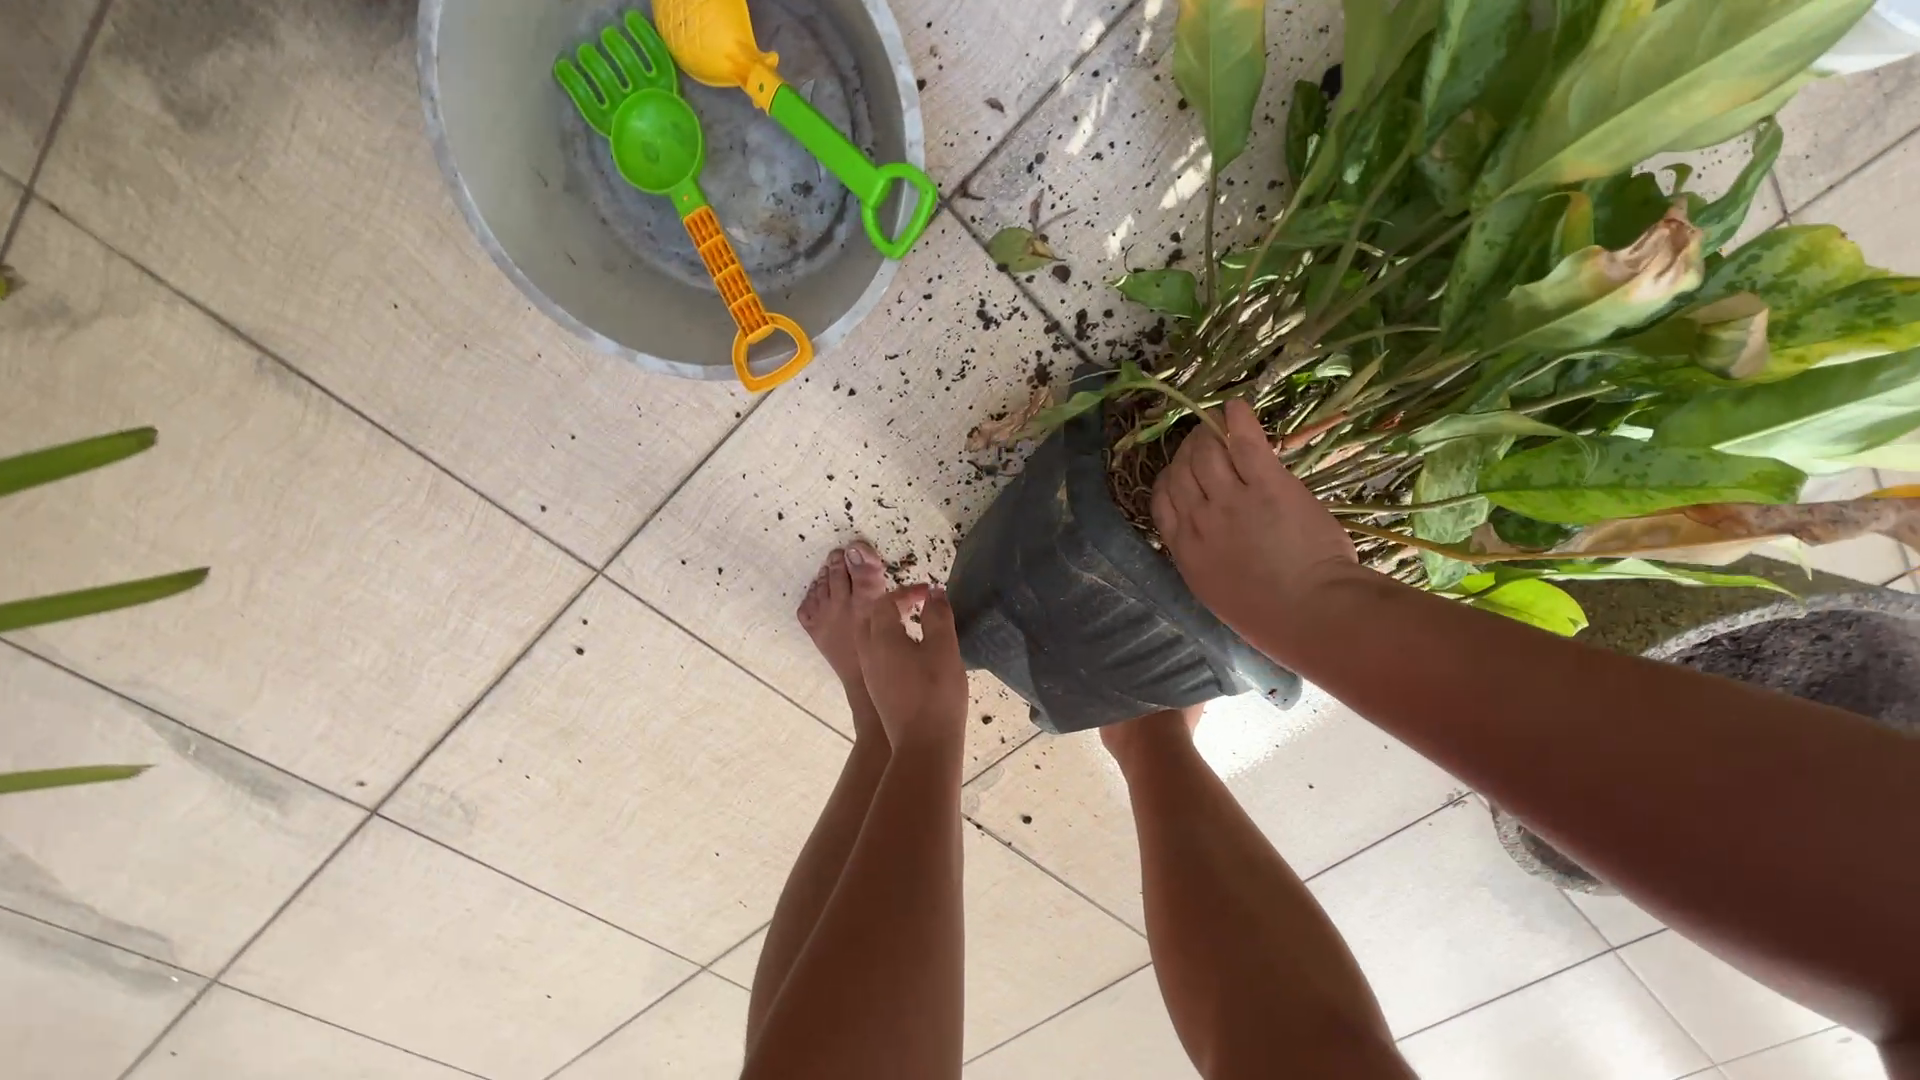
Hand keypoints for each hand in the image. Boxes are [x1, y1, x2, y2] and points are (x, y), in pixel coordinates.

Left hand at [857, 584, 968, 757]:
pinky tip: (911, 654)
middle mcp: (868, 652)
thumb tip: (934, 593)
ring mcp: (870, 673)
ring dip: (888, 624)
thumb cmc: (936, 692)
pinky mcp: (876, 689)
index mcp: (881, 637)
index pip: (887, 602)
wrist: (923, 744)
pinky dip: (889, 643)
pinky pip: (875, 655)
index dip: (908, 592)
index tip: (929, 593)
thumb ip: (938, 616)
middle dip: (892, 605)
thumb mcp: (944, 648)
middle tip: (917, 604)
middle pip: (871, 617)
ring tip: (914, 625)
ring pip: (870, 637)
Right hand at [1151, 399, 1359, 643]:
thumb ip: (1204, 556)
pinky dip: (1237, 420)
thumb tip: (1203, 535)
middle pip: (1180, 468)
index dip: (1170, 476)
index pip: (1161, 496)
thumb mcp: (1216, 590)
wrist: (1311, 613)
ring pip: (1206, 451)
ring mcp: (1232, 499)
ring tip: (1220, 425)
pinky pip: (1244, 442)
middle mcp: (1200, 518)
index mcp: (1185, 548)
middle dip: (1188, 449)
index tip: (1183, 470)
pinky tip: (1235, 408)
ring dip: (1210, 433)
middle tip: (1205, 440)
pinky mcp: (1268, 484)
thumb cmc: (1270, 616)